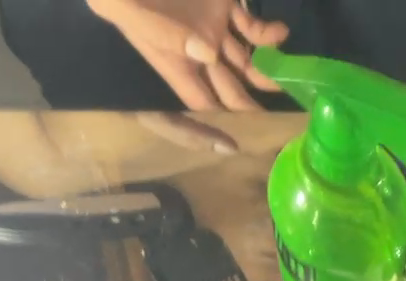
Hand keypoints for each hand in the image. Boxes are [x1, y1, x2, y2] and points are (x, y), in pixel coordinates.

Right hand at [88, 0, 288, 110]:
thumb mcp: (118, 3)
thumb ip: (157, 30)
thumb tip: (206, 53)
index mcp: (172, 59)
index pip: (199, 103)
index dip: (219, 125)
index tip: (242, 142)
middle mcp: (196, 50)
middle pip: (231, 92)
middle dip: (254, 108)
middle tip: (285, 123)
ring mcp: (212, 28)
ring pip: (248, 65)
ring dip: (268, 75)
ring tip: (288, 78)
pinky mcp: (224, 5)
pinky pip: (252, 27)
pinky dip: (269, 33)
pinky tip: (281, 31)